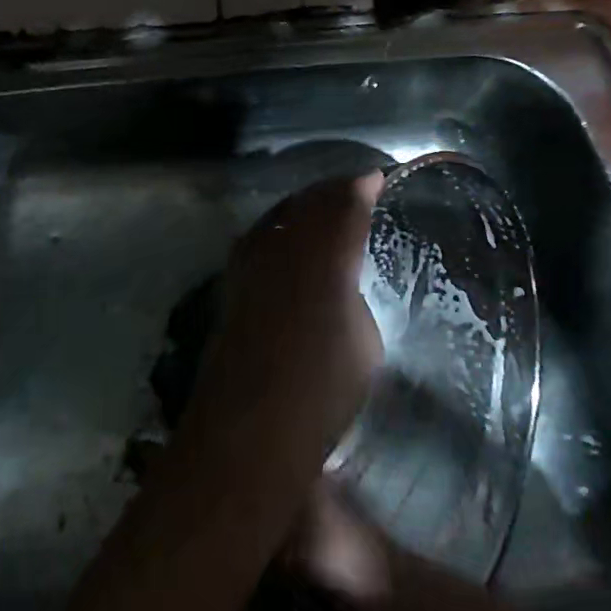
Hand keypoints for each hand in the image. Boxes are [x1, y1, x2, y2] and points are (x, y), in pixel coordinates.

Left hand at [49, 173, 384, 610]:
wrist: (249, 432)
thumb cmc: (321, 391)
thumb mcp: (363, 341)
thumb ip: (354, 297)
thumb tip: (346, 279)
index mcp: (325, 260)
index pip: (345, 205)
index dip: (363, 186)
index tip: (378, 178)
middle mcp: (284, 251)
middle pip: (309, 203)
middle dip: (333, 190)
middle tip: (355, 187)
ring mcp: (252, 267)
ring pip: (280, 216)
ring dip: (304, 205)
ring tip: (322, 206)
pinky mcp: (232, 287)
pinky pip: (261, 238)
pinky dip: (280, 228)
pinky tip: (287, 239)